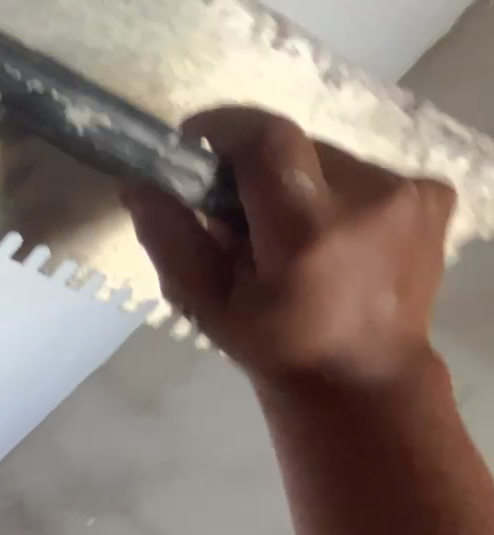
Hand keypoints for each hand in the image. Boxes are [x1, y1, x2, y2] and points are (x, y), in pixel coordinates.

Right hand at [126, 106, 457, 388]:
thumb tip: (138, 186)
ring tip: (273, 237)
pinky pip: (359, 173)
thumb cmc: (268, 343)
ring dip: (287, 186)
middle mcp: (371, 197)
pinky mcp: (433, 191)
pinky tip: (317, 238)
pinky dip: (324, 195)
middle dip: (250, 174)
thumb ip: (171, 239)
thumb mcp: (202, 300)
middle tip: (224, 217)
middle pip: (294, 152)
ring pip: (326, 161)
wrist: (359, 371)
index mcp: (306, 232)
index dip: (224, 127)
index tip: (189, 135)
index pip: (268, 142)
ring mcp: (411, 191)